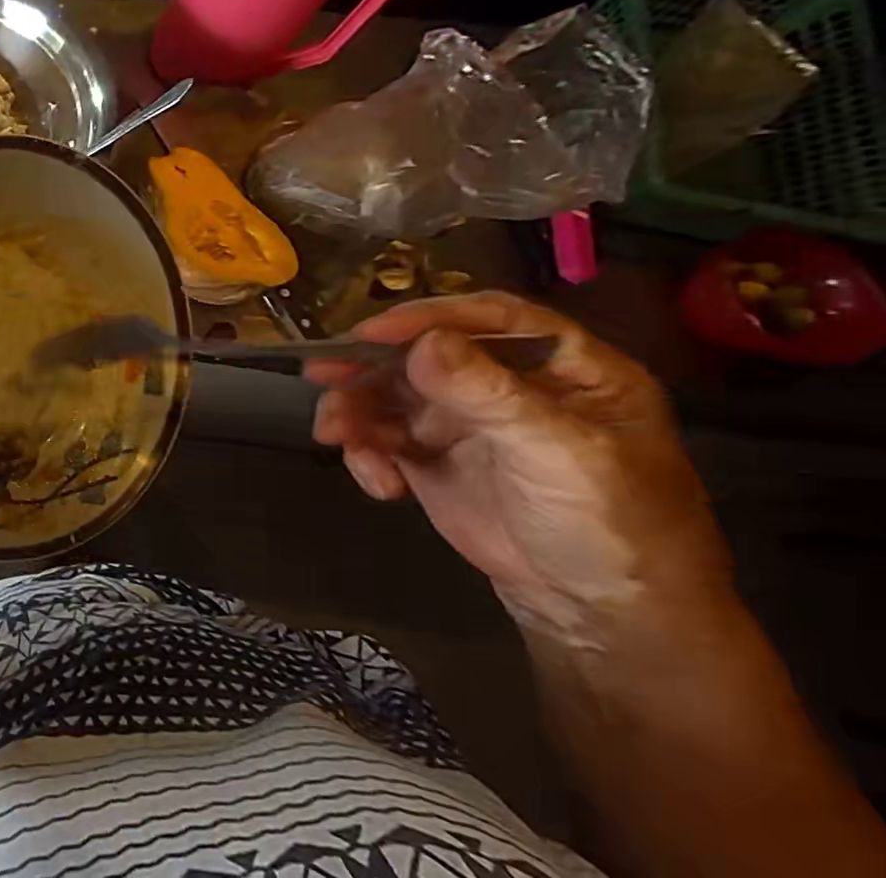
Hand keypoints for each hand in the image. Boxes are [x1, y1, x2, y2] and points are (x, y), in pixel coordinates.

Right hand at [306, 293, 730, 642]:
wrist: (599, 614)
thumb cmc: (614, 526)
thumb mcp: (559, 455)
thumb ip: (489, 396)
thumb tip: (421, 344)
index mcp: (559, 367)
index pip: (490, 319)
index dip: (428, 318)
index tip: (369, 333)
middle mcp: (503, 386)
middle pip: (420, 356)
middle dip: (368, 367)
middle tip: (320, 373)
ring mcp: (462, 423)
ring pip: (389, 396)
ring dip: (354, 412)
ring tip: (335, 436)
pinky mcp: (429, 460)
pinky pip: (381, 440)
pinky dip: (366, 455)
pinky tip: (381, 485)